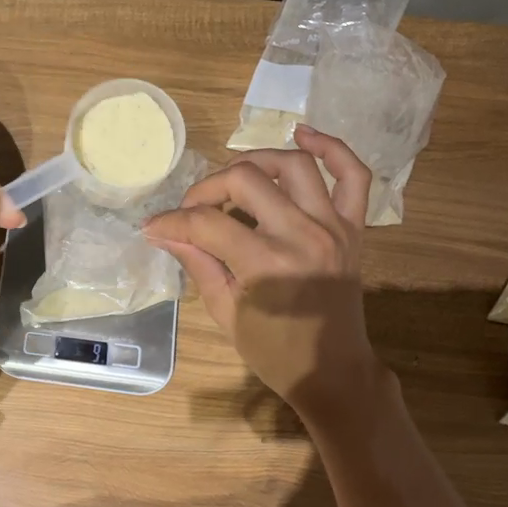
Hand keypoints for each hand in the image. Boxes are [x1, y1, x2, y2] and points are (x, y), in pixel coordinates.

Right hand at [143, 125, 380, 420]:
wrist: (333, 370)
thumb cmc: (272, 350)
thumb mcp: (224, 312)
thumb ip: (197, 262)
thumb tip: (163, 231)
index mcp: (266, 264)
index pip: (207, 223)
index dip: (172, 221)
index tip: (153, 227)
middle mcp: (302, 235)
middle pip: (245, 180)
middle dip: (206, 188)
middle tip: (192, 209)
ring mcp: (333, 227)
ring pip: (293, 165)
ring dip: (256, 161)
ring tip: (233, 176)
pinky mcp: (354, 227)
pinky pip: (353, 175)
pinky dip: (332, 148)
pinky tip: (302, 136)